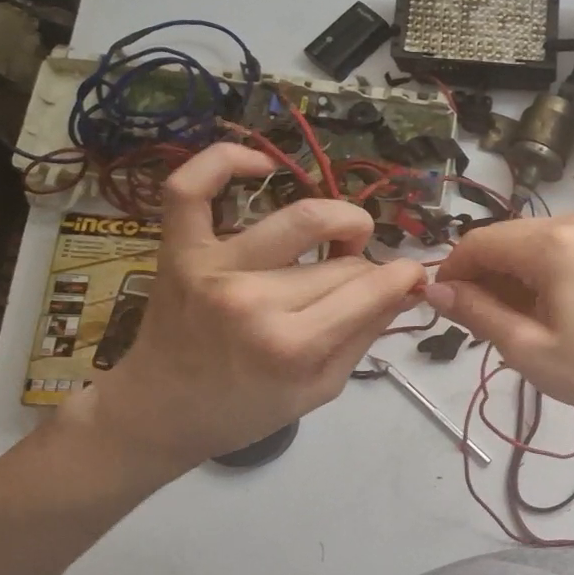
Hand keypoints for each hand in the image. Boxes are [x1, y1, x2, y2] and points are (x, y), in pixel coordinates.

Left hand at [65, 142, 426, 472]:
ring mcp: (212, 268)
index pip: (370, 288)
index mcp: (292, 344)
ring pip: (299, 220)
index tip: (413, 276)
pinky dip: (223, 162)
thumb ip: (365, 335)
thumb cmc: (247, 410)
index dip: (404, 276)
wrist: (159, 412)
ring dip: (338, 219)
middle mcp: (252, 299)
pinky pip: (190, 189)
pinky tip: (263, 164)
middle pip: (342, 260)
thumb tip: (406, 288)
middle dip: (368, 267)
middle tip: (362, 282)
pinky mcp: (178, 249)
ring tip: (342, 235)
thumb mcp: (322, 388)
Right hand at [425, 211, 573, 433]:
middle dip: (484, 276)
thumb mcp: (524, 347)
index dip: (453, 271)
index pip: (481, 242)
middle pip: (506, 239)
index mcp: (556, 242)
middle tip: (478, 324)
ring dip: (510, 276)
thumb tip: (433, 291)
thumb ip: (475, 311)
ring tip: (510, 322)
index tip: (441, 306)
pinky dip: (537, 274)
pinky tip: (538, 309)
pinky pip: (556, 249)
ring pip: (528, 243)